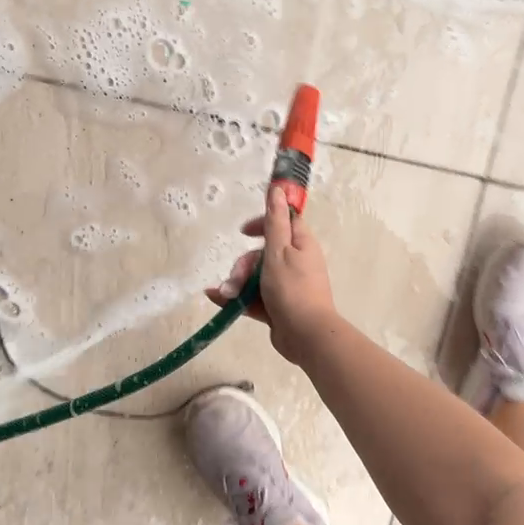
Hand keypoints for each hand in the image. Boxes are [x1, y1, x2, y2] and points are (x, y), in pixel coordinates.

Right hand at [205, 185, 337, 361]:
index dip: (262, 223)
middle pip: (262, 254)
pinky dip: (238, 298)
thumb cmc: (293, 290)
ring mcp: (286, 287)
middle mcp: (295, 264)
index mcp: (301, 245)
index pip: (283, 223)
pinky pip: (254, 298)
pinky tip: (218, 298)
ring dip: (237, 283)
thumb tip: (278, 188)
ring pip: (255, 277)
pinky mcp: (277, 308)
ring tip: (227, 294)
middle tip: (238, 277)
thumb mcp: (279, 250)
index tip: (244, 232)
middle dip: (244, 264)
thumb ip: (275, 221)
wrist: (305, 336)